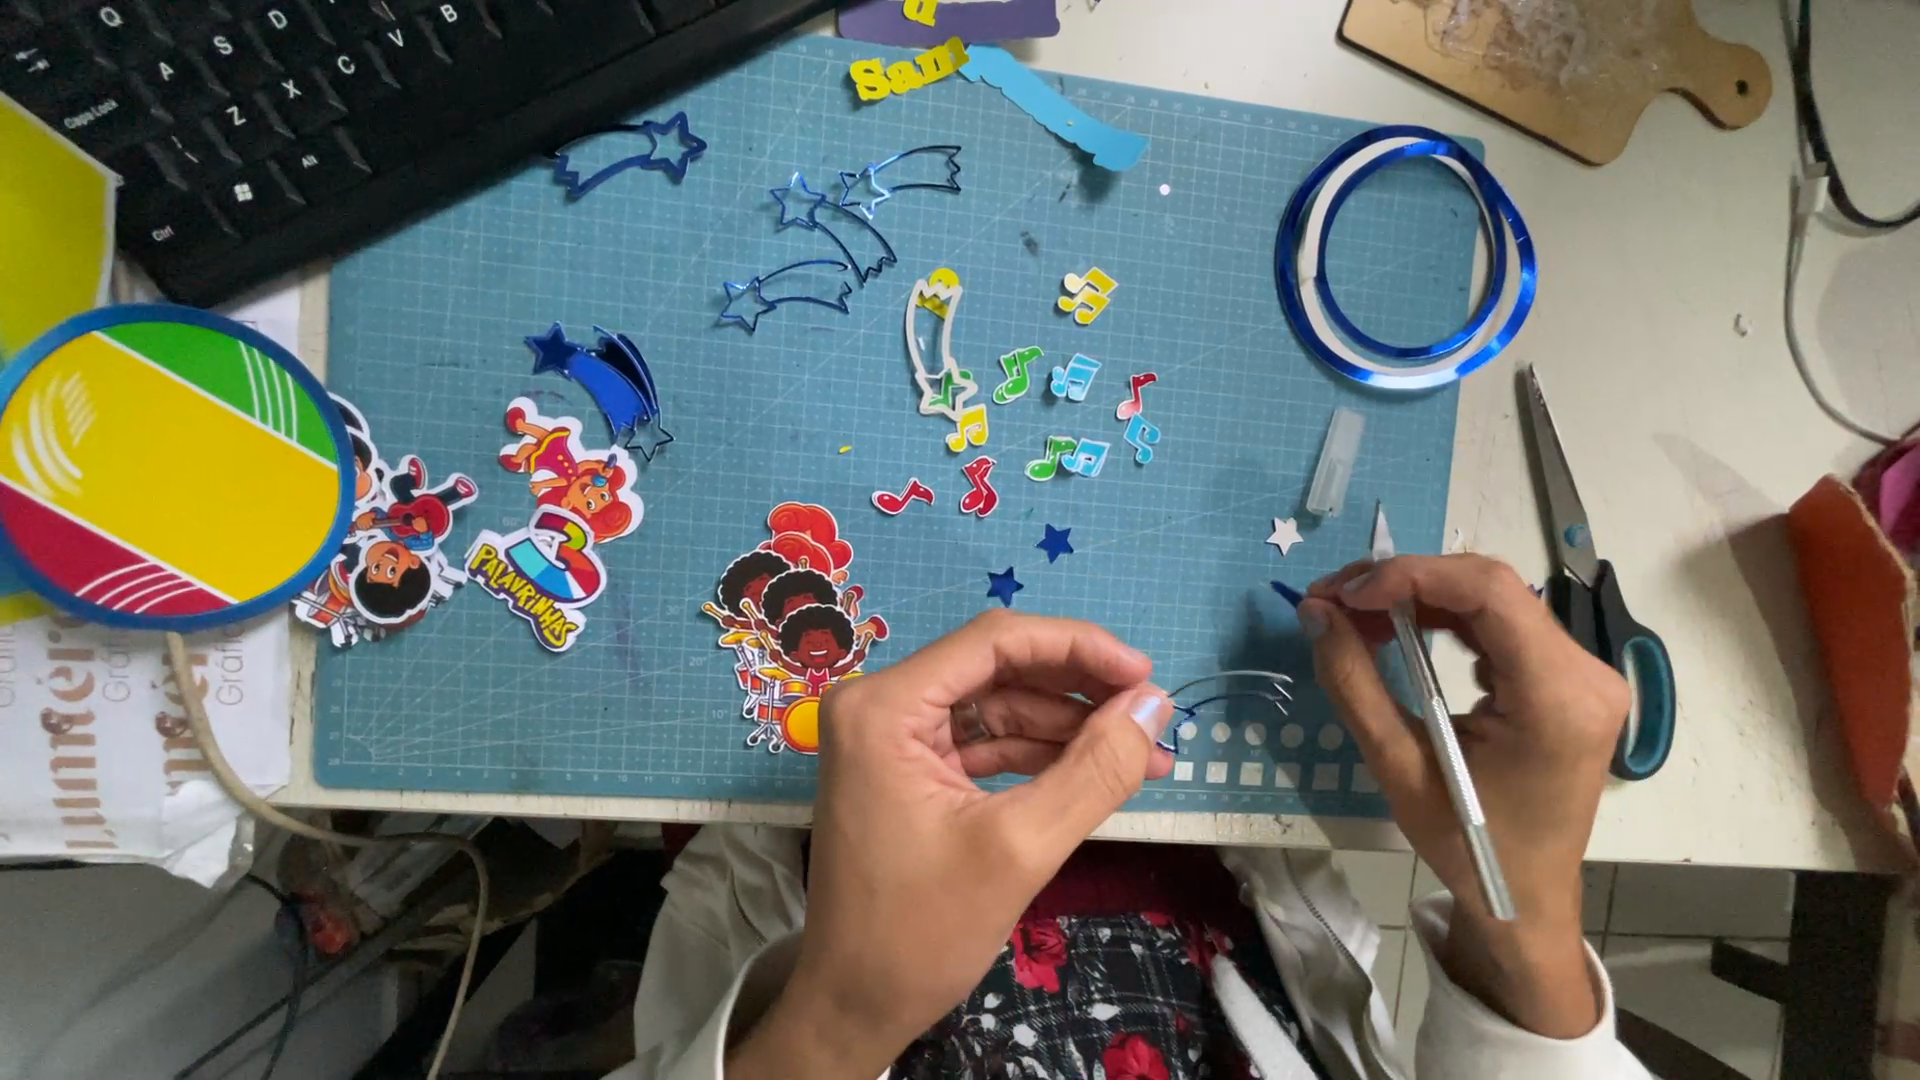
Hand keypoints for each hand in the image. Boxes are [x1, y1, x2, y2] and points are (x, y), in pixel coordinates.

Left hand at [726, 611, 1173, 1078]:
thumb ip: (1094, 769)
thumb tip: (1153, 705)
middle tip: (1149, 713)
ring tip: (1141, 751)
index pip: (993, 641)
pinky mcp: (909, 765)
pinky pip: (983, 739)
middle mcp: (881, 703)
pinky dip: (1038, 752)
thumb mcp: (1020, 848)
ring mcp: (892, 734)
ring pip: (996, 702)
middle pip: (997, 667)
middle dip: (1077, 689)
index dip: (1077, 646)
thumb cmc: (921, 932)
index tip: (1143, 674)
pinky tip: (1094, 768)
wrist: (854, 1008)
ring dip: (1067, 725)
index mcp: (884, 705)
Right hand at [1300, 555, 1628, 1037]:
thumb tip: (1315, 610)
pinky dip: (1435, 614)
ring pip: (1488, 595)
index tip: (1342, 594)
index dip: (1408, 575)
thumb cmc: (1465, 841)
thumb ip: (1352, 679)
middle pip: (1487, 585)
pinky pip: (1494, 620)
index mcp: (1556, 698)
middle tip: (1331, 598)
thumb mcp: (1395, 762)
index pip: (1489, 592)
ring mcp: (1579, 672)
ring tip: (1350, 611)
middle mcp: (1583, 672)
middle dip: (1400, 580)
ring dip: (1412, 593)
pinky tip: (1391, 628)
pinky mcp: (1562, 676)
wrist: (1523, 893)